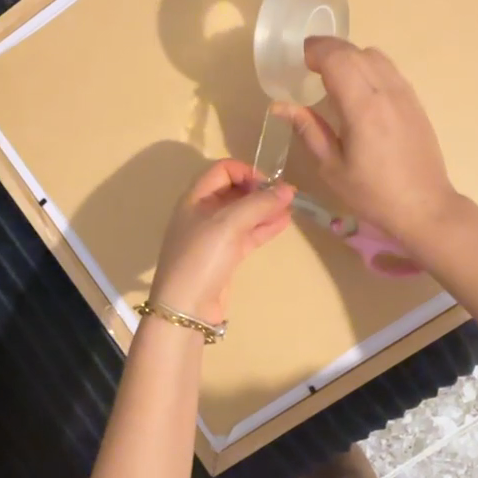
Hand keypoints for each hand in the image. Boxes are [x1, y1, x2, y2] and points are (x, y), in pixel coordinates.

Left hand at [149, 159, 294, 323]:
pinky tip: (283, 223)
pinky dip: (263, 228)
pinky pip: (246, 235)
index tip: (268, 184)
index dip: (246, 172)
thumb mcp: (228, 224)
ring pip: (242, 215)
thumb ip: (258, 204)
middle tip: (286, 196)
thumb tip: (288, 189)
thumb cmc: (202, 258)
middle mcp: (202, 214)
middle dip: (259, 191)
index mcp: (194, 199)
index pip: (222, 171)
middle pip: (233, 192)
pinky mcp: (224, 257)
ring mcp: (213, 237)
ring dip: (265, 209)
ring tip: (291, 208)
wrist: (186, 307)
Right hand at [273, 37, 462, 244]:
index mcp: (363, 108)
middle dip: (328, 50)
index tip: (296, 60)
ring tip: (329, 73)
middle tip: (306, 63)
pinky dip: (367, 66)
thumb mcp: (332, 168)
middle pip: (354, 52)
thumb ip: (308, 130)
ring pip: (374, 56)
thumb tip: (280, 106)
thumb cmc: (372, 193)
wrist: (424, 206)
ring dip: (349, 56)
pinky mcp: (414, 101)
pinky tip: (356, 88)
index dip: (314, 51)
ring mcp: (404, 94)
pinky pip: (388, 69)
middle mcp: (386, 92)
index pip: (337, 58)